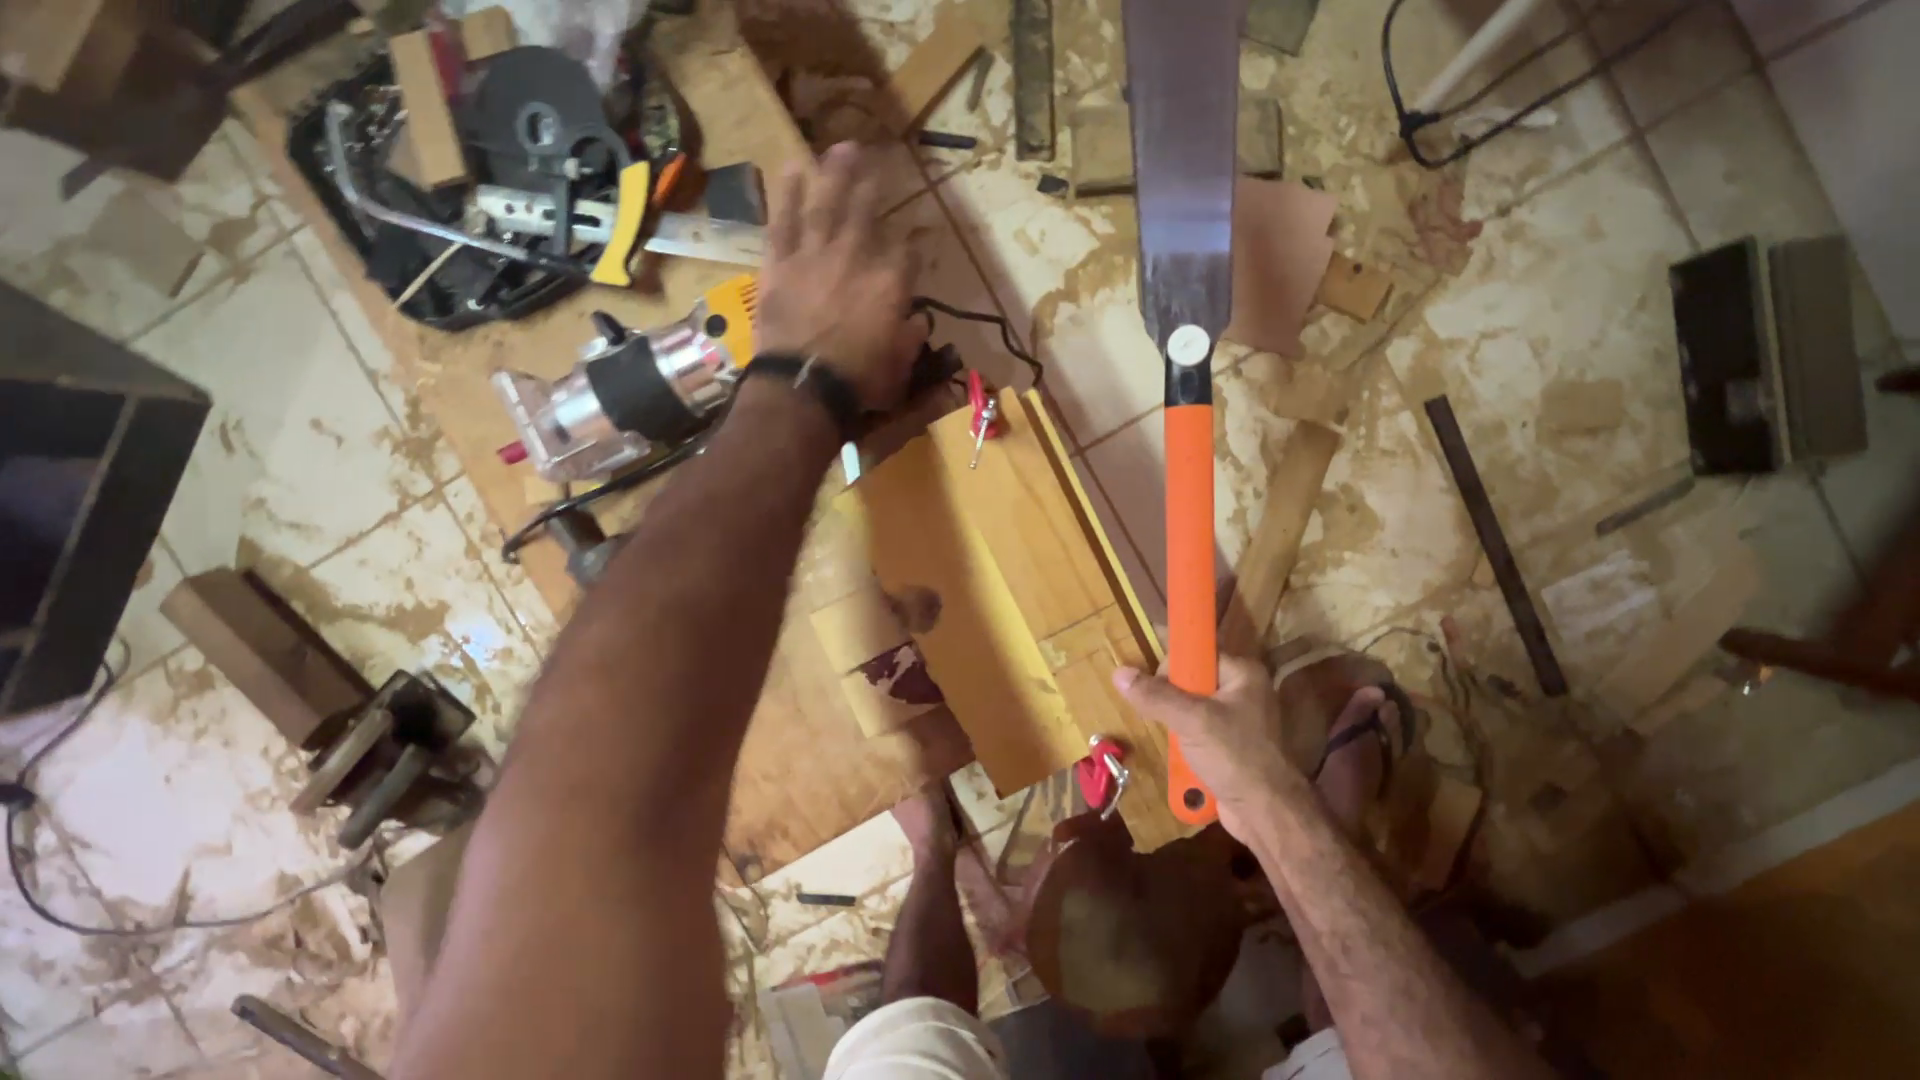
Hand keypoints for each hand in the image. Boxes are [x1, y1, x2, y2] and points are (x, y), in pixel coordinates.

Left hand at [757, 142, 926, 410]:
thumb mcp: (898, 367)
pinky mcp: (780, 263)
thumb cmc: (857, 383)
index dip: (917, 242)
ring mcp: (814, 255)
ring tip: (843, 147)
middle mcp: (856, 258)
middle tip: (880, 158)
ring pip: (827, 204)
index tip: (921, 234)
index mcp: (890, 284)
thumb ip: (909, 338)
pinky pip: (783, 220)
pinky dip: (787, 192)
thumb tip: (917, 321)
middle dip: (875, 183)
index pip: (909, 252)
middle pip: (867, 211)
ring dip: (836, 173)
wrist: (803, 387)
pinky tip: (792, 167)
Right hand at [1112, 656, 1300, 839]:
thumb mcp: (1192, 721)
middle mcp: (1241, 691)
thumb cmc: (1235, 756)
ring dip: (1174, 726)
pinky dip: (1183, 743)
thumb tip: (1119, 672)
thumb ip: (1156, 696)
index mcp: (1242, 673)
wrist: (1265, 813)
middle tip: (1167, 720)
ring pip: (1188, 710)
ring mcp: (1236, 720)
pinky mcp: (1228, 746)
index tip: (1153, 684)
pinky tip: (1180, 757)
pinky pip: (1194, 732)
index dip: (1173, 666)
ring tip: (1172, 741)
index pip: (1196, 653)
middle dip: (1170, 701)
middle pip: (1189, 682)